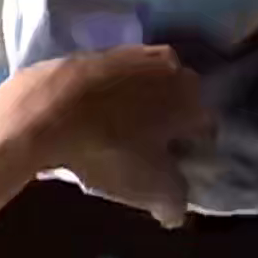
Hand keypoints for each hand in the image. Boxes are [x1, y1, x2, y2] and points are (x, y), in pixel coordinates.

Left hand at [0, 46, 211, 228]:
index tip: (177, 168)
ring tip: (121, 132)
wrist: (51, 107)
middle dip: (171, 122)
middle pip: (180, 99)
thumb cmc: (110, 147)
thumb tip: (176, 209)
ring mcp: (138, 51)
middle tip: (150, 151)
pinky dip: (118, 92)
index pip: (206, 126)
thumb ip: (175, 201)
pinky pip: (123, 76)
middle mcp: (172, 64)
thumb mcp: (149, 187)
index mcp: (190, 95)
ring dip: (144, 104)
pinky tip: (99, 114)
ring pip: (152, 84)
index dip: (195, 151)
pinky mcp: (107, 48)